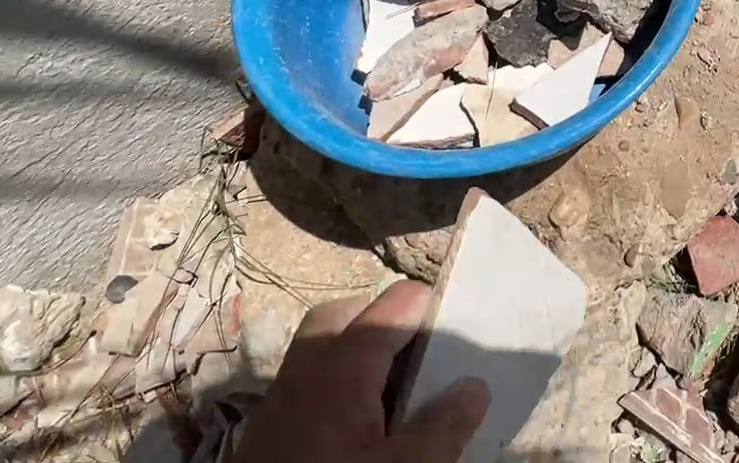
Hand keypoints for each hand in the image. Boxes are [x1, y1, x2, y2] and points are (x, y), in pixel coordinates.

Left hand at [237, 280, 491, 462]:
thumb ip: (442, 427)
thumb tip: (474, 385)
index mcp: (344, 365)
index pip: (396, 303)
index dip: (430, 308)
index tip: (456, 333)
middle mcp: (306, 369)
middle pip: (344, 316)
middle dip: (383, 322)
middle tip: (417, 357)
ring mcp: (278, 403)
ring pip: (320, 351)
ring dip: (357, 357)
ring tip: (393, 395)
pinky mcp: (264, 436)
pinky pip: (304, 386)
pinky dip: (335, 389)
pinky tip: (358, 428)